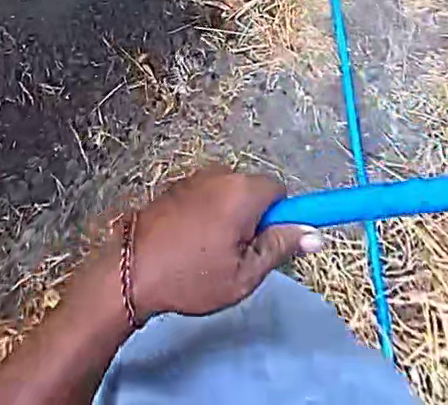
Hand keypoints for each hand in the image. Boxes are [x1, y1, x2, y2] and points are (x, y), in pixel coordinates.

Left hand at [126, 167, 321, 318]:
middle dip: (255, 218)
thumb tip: (315, 234)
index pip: (280, 191)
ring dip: (232, 215)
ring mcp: (198, 176)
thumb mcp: (244, 273)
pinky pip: (210, 193)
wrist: (133, 268)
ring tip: (212, 252)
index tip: (269, 243)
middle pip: (255, 190)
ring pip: (231, 193)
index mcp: (243, 191)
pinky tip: (194, 240)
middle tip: (239, 255)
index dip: (280, 218)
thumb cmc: (192, 275)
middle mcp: (223, 173)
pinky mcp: (180, 184)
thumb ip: (280, 247)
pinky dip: (210, 212)